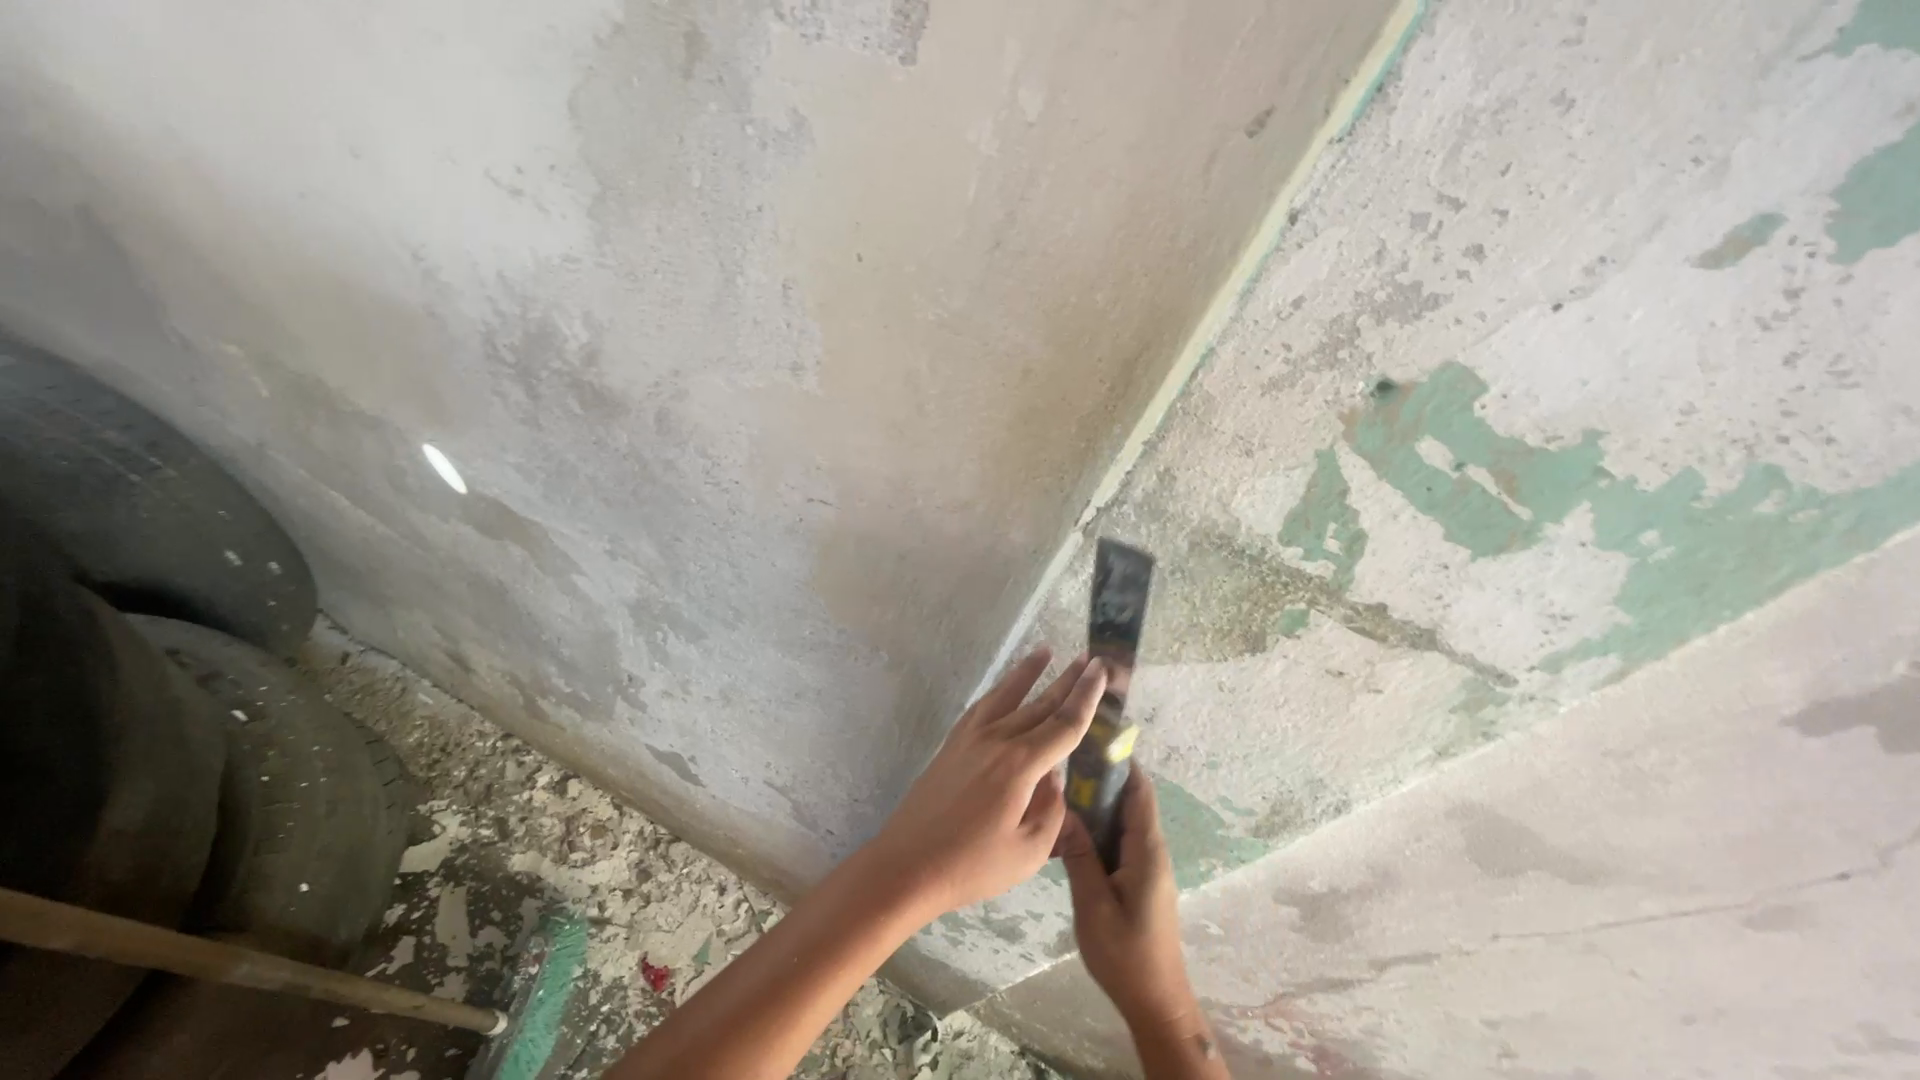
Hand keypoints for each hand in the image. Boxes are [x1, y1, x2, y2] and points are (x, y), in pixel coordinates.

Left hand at [868, 649, 1106, 914]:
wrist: (906, 865)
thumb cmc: (971, 866)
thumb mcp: (1029, 851)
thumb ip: (1051, 811)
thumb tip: (1053, 780)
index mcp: (1020, 765)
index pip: (1064, 724)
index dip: (1087, 697)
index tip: (1101, 671)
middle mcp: (996, 740)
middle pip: (1039, 704)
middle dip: (1066, 681)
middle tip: (1089, 658)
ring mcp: (969, 739)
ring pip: (1006, 696)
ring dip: (1028, 673)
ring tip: (1046, 651)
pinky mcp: (951, 746)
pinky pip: (982, 707)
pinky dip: (999, 692)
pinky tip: (1004, 689)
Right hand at [1058, 770, 1197, 1029]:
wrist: (1155, 999)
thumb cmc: (1126, 953)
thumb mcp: (1094, 904)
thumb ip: (1080, 855)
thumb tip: (1065, 810)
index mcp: (1146, 850)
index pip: (1138, 790)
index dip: (1120, 761)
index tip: (1092, 737)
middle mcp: (1151, 850)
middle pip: (1130, 799)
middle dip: (1103, 775)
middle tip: (1064, 756)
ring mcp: (1146, 865)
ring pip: (1123, 819)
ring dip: (1098, 800)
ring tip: (1062, 783)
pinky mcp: (1138, 878)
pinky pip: (1119, 838)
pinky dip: (1099, 824)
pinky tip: (1071, 825)